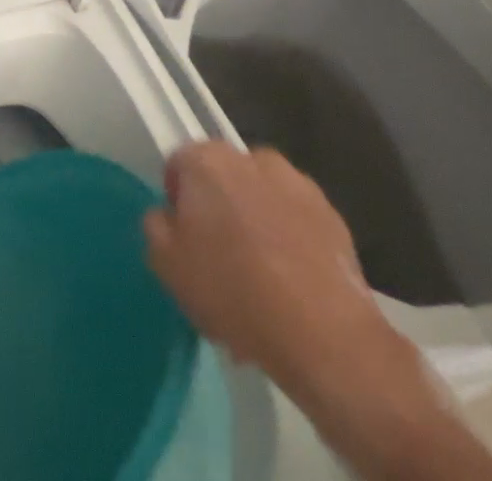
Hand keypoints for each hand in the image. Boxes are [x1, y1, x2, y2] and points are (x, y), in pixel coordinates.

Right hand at [143, 141, 394, 393]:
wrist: (321, 331)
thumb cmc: (229, 289)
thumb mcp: (165, 262)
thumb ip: (156, 225)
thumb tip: (169, 214)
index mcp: (209, 162)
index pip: (180, 163)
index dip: (176, 198)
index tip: (181, 234)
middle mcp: (255, 160)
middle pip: (224, 177)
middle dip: (217, 205)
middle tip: (215, 253)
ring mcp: (300, 186)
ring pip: (263, 197)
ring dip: (255, 220)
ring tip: (256, 272)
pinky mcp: (334, 216)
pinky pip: (296, 219)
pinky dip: (288, 239)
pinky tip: (287, 281)